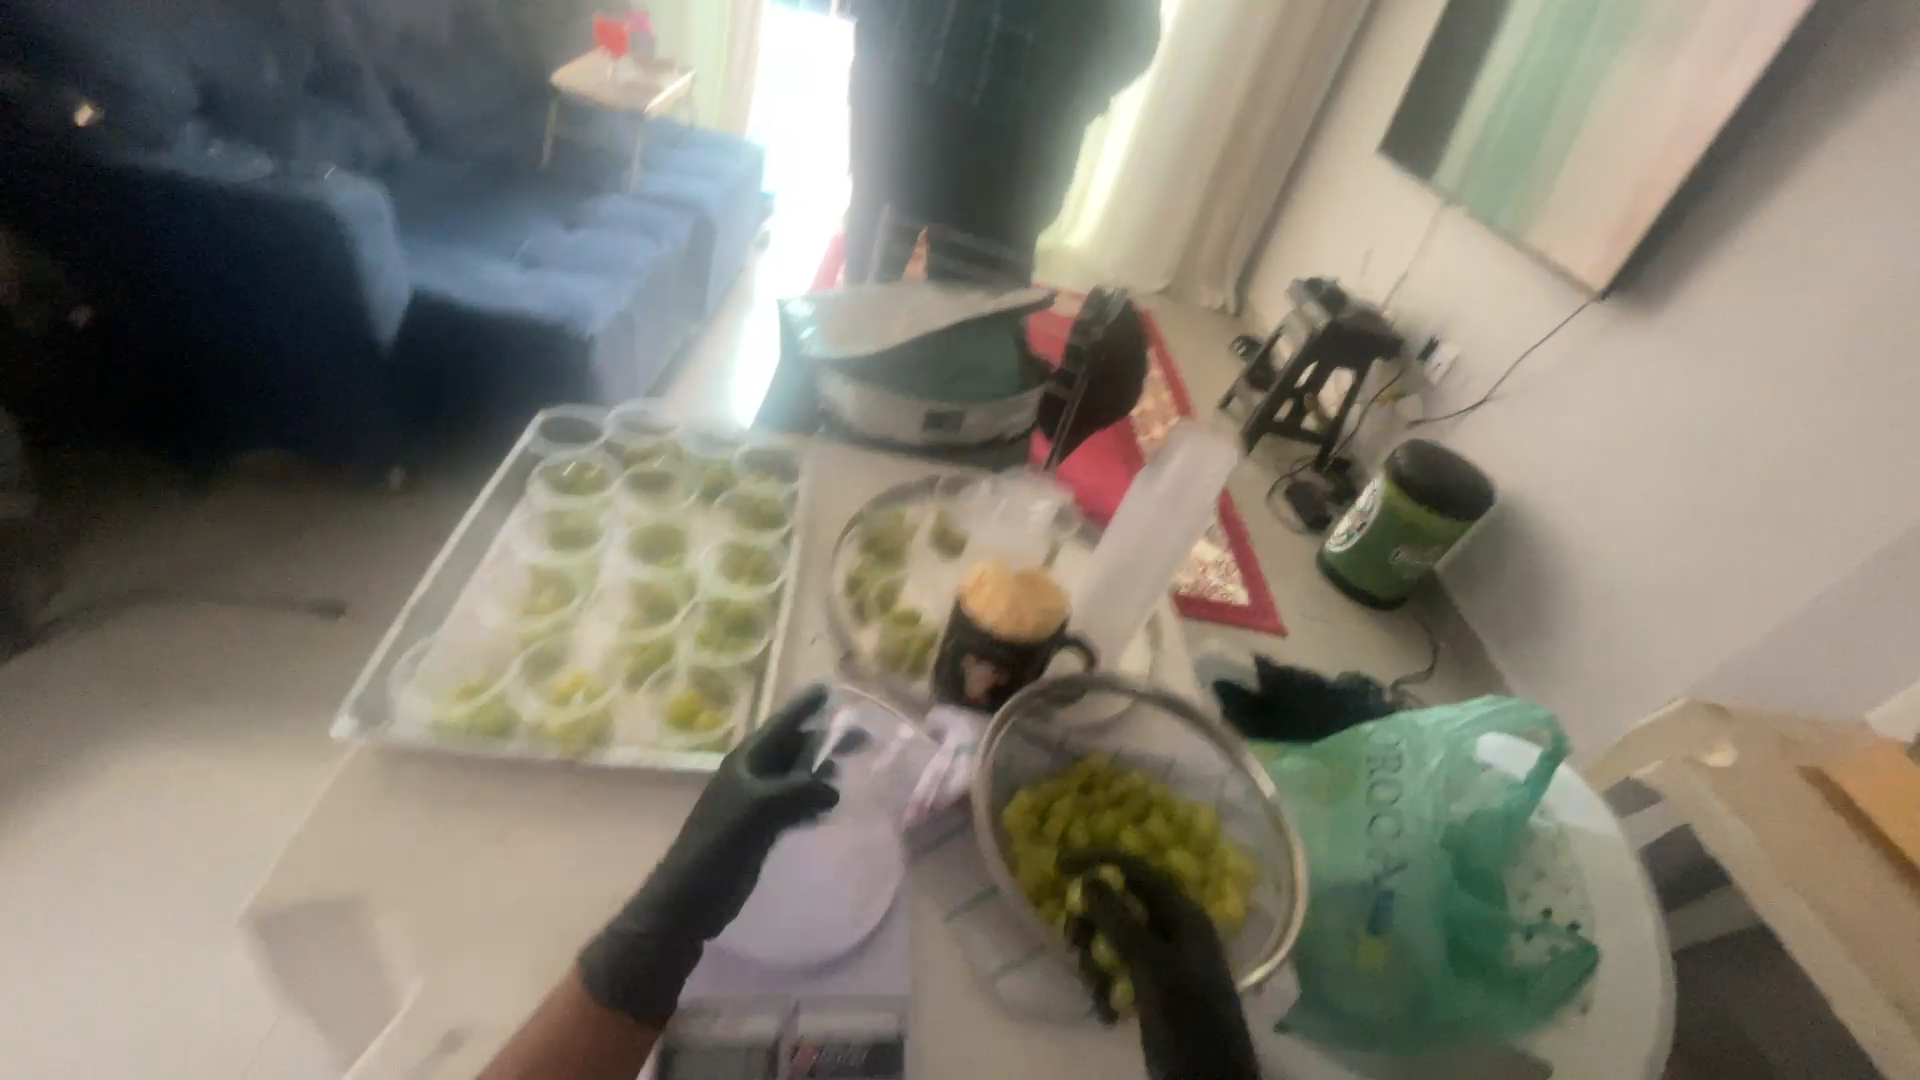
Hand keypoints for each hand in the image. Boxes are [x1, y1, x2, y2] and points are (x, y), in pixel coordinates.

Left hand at [580, 685, 838, 1024]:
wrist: (690, 897)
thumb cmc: (719, 844)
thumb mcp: (760, 809)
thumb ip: (799, 792)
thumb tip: (833, 790)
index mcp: (746, 761)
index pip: (781, 725)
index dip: (803, 707)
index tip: (828, 690)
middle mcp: (752, 775)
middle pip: (793, 749)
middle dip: (823, 741)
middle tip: (860, 738)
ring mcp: (757, 802)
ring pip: (796, 777)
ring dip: (820, 772)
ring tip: (848, 770)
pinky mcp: (763, 828)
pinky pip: (794, 804)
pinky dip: (812, 801)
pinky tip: (829, 808)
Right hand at [1062, 851, 1259, 1079]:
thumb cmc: (1188, 1019)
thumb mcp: (1151, 965)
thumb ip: (1118, 919)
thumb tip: (1088, 878)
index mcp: (1182, 913)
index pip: (1135, 868)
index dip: (1097, 859)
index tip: (1058, 865)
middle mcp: (1171, 928)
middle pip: (1118, 902)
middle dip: (1092, 921)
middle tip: (1073, 942)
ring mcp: (1160, 959)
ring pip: (1111, 938)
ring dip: (1095, 960)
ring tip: (1097, 990)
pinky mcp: (1149, 988)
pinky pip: (1114, 969)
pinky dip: (1104, 985)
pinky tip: (1107, 1011)